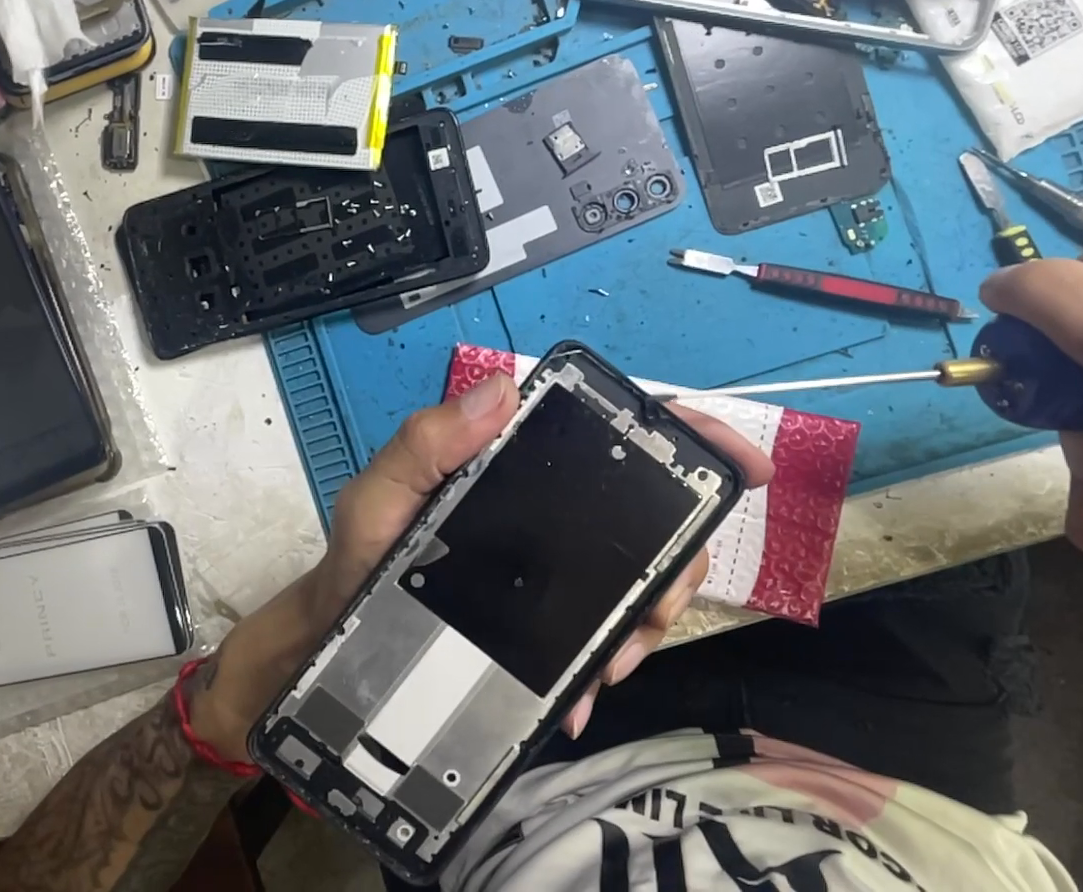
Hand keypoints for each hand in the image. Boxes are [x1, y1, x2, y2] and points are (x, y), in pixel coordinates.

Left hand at [313, 372, 772, 737]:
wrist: (340, 638)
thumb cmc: (361, 556)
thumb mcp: (380, 497)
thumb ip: (424, 445)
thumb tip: (502, 390)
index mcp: (517, 468)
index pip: (610, 437)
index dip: (686, 439)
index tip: (742, 465)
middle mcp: (547, 514)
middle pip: (650, 519)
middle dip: (676, 558)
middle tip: (651, 606)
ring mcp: (553, 570)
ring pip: (641, 582)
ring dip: (649, 620)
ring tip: (612, 660)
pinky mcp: (548, 622)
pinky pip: (605, 636)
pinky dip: (610, 662)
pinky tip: (585, 692)